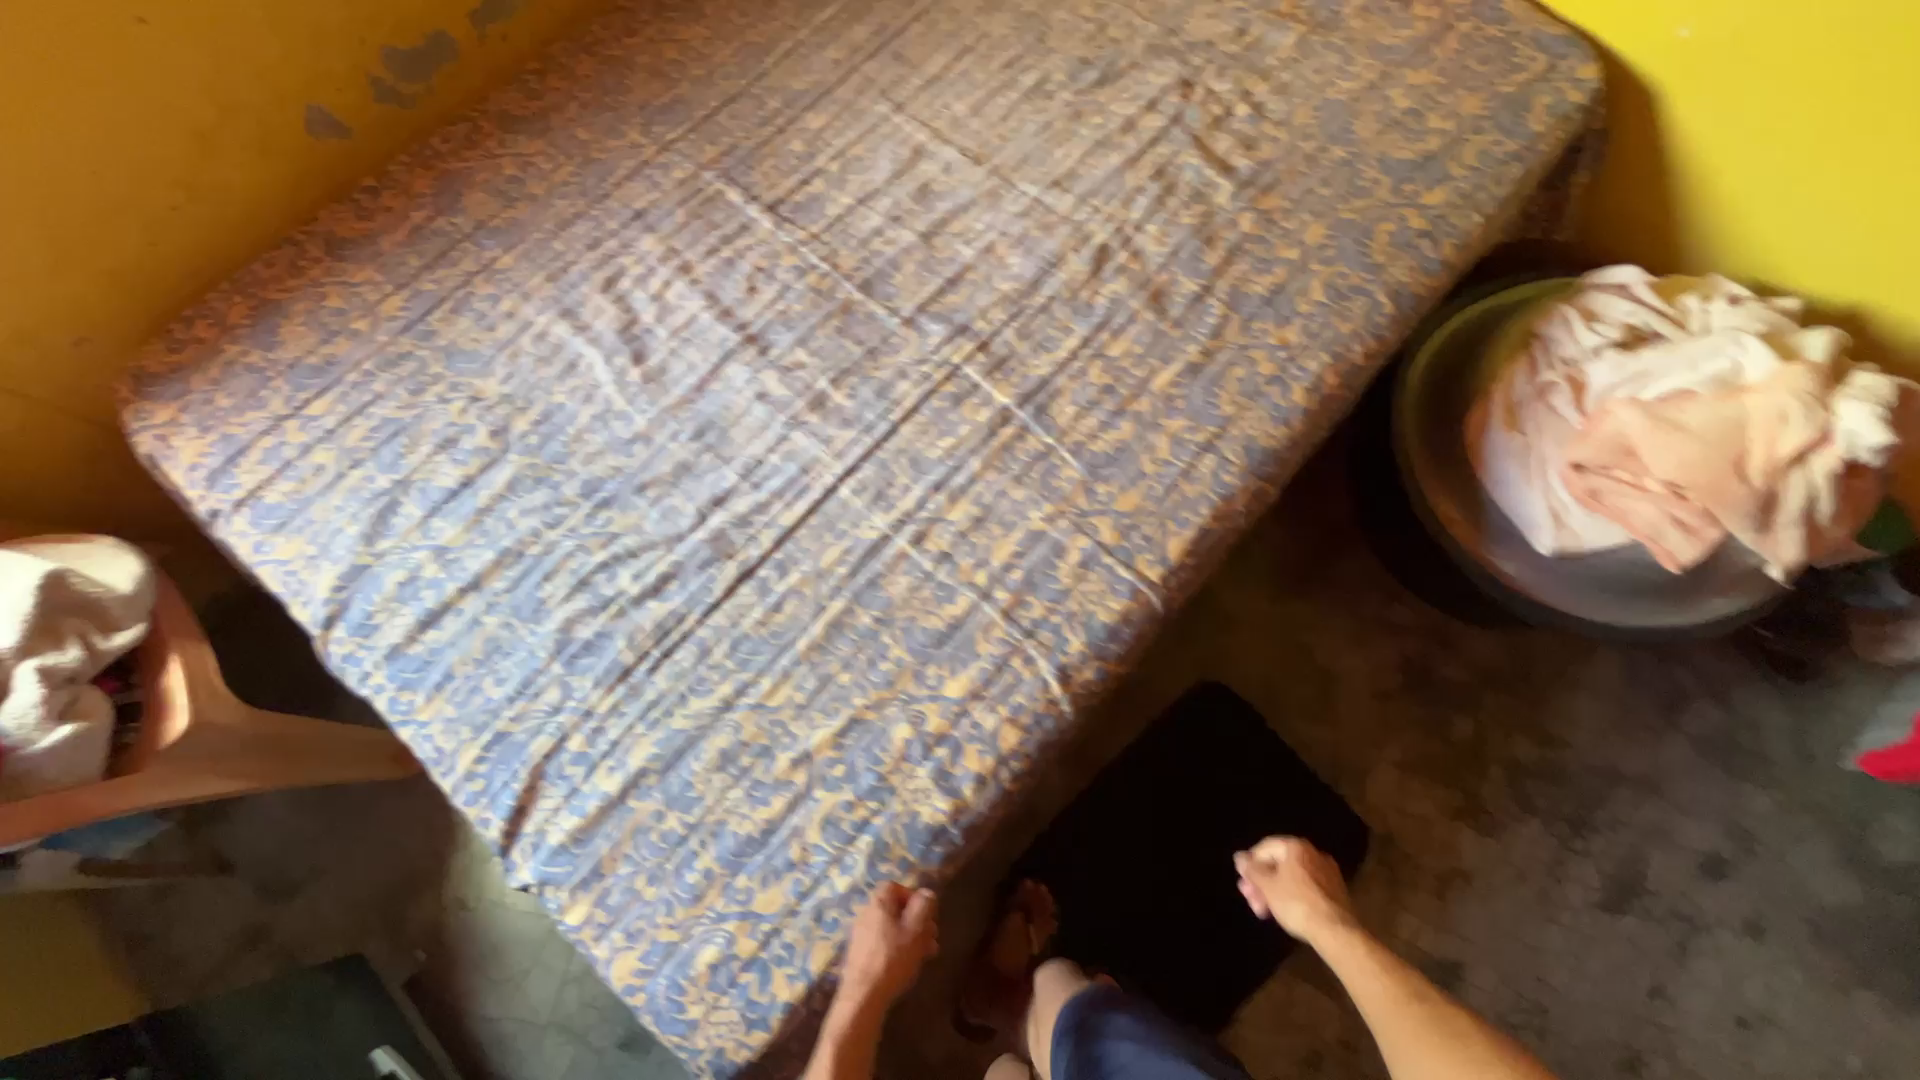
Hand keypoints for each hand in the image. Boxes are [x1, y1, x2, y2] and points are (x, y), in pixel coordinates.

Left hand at [839, 882, 938, 1008]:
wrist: (863, 996)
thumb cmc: (893, 959)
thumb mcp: (915, 930)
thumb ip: (923, 907)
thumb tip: (927, 892)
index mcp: (878, 903)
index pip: (894, 886)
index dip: (912, 896)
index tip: (926, 913)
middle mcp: (866, 914)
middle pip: (894, 908)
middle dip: (916, 920)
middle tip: (932, 936)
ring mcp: (860, 935)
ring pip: (890, 927)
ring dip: (910, 936)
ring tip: (926, 954)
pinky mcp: (859, 954)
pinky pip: (882, 943)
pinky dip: (897, 948)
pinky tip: (908, 965)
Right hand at [1234, 836, 1357, 944]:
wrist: (1336, 932)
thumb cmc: (1296, 903)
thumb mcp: (1267, 886)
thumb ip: (1251, 869)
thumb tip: (1239, 857)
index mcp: (1296, 847)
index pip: (1265, 847)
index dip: (1250, 864)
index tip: (1244, 883)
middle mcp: (1313, 854)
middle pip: (1278, 863)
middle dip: (1261, 882)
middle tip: (1250, 899)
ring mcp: (1326, 872)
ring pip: (1292, 877)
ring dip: (1274, 891)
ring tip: (1264, 911)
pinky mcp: (1335, 891)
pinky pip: (1306, 887)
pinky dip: (1291, 895)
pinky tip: (1283, 911)